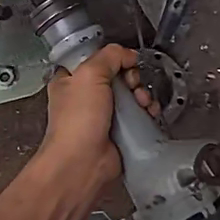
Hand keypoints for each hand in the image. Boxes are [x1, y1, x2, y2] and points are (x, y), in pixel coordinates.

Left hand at [35, 45, 157, 195]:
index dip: (111, 57)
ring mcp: (103, 115)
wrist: (82, 164)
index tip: (122, 59)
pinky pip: (138, 115)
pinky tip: (149, 112)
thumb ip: (110, 56)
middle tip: (132, 83)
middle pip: (117, 75)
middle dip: (131, 76)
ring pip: (130, 94)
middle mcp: (85, 97)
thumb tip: (128, 54)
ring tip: (142, 100)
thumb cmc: (77, 121)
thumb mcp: (90, 74)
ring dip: (142, 93)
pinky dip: (147, 111)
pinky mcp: (119, 132)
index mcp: (70, 80)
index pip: (94, 58)